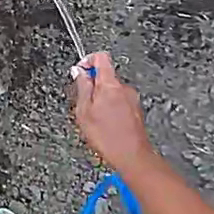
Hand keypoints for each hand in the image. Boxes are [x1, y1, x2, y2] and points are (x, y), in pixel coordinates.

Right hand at [71, 52, 158, 172]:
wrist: (131, 156)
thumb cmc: (108, 136)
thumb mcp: (84, 111)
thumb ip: (82, 87)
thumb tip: (79, 71)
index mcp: (110, 84)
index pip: (100, 57)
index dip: (87, 61)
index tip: (80, 72)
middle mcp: (124, 88)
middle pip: (105, 75)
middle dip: (92, 85)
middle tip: (84, 103)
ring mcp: (132, 99)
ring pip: (112, 90)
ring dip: (101, 99)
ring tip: (95, 118)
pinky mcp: (135, 110)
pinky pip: (119, 101)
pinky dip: (110, 108)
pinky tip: (105, 124)